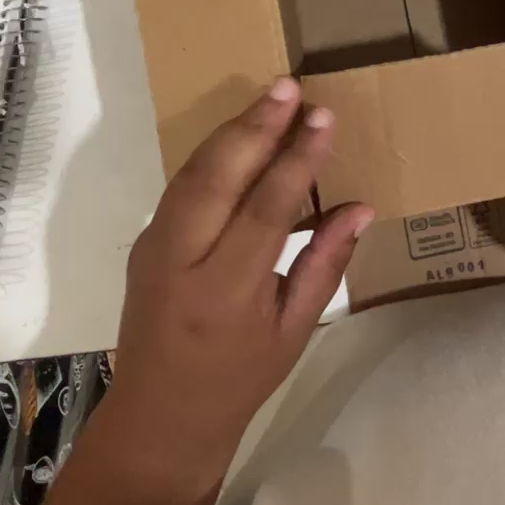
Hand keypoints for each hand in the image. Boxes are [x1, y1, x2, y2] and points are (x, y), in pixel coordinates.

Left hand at [49, 78, 371, 504]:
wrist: (158, 417)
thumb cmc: (239, 380)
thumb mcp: (295, 332)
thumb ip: (326, 264)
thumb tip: (361, 206)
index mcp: (226, 293)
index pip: (266, 209)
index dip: (298, 159)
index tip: (323, 118)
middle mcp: (181, 261)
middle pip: (217, 177)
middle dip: (256, 126)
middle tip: (290, 87)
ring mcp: (152, 247)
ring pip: (193, 172)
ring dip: (233, 130)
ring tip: (272, 97)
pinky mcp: (143, 240)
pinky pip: (182, 184)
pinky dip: (214, 151)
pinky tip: (242, 131)